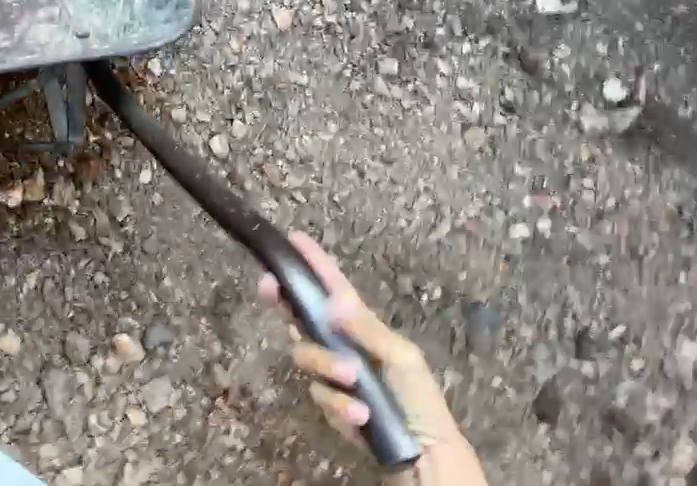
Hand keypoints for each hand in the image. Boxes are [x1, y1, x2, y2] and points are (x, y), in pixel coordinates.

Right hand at [259, 232, 488, 485]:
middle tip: (271, 289)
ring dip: (326, 366)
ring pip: (305, 355)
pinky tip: (360, 417)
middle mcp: (342, 344)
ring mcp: (334, 374)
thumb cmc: (420, 401)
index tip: (294, 238)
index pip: (333, 288)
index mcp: (362, 326)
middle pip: (301, 315)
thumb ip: (365, 328)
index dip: (315, 263)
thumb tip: (332, 300)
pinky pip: (320, 396)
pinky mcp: (331, 405)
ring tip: (353, 384)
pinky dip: (339, 406)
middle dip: (284, 302)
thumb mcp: (401, 357)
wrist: (425, 457)